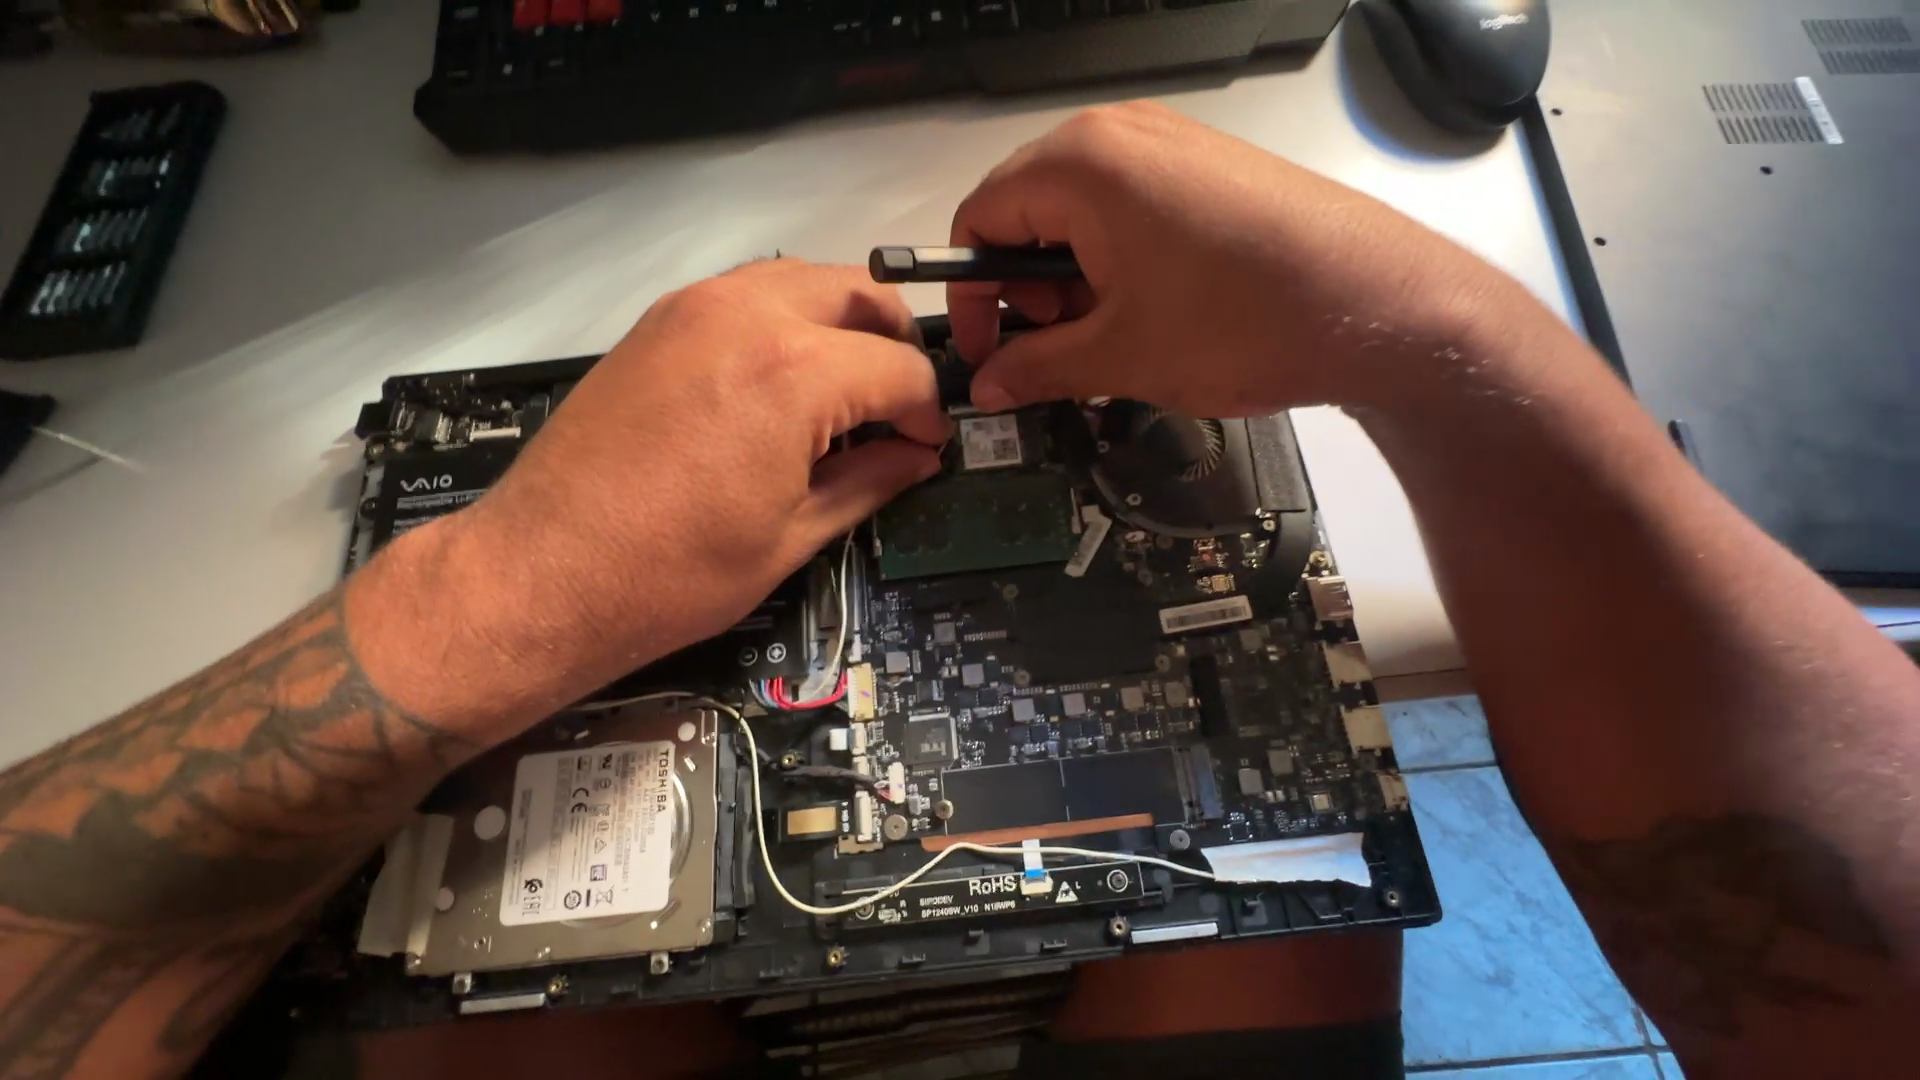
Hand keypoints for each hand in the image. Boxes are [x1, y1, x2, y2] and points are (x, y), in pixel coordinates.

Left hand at [350, 259, 949, 728]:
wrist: (543, 574)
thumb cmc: (674, 574)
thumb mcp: (794, 536)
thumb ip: (871, 481)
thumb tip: (918, 458)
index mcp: (795, 374)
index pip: (903, 369)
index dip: (929, 412)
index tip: (927, 448)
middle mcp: (749, 314)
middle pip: (863, 294)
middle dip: (899, 344)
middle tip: (901, 406)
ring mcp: (696, 307)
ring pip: (807, 280)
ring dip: (846, 323)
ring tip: (850, 391)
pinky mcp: (661, 320)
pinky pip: (752, 293)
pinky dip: (791, 321)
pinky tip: (788, 382)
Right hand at [949, 102, 1524, 417]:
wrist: (1381, 307)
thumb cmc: (1237, 324)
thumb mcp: (1118, 356)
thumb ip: (1035, 368)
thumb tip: (986, 386)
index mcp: (1080, 166)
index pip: (977, 220)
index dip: (967, 294)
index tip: (985, 352)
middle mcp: (1119, 136)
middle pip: (1024, 211)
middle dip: (1022, 289)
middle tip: (1053, 346)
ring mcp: (1170, 145)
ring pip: (1076, 215)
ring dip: (1069, 282)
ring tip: (1105, 336)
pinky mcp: (1207, 168)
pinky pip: (1126, 211)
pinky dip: (1112, 264)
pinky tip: (1145, 311)